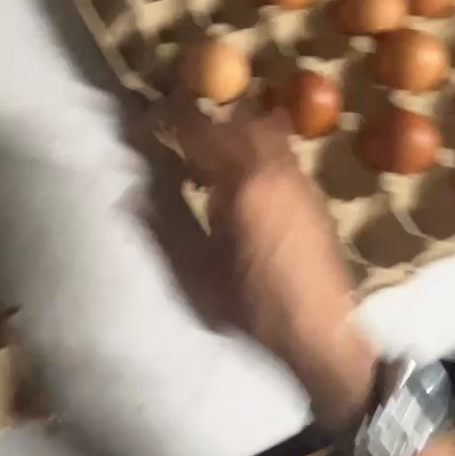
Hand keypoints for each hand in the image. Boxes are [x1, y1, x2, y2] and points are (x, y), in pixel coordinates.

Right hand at [147, 93, 376, 427]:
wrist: (324, 335)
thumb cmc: (255, 306)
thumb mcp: (197, 273)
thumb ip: (162, 226)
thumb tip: (130, 194)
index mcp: (241, 183)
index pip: (199, 132)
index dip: (169, 121)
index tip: (145, 123)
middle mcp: (273, 169)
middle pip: (232, 121)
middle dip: (199, 120)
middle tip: (173, 131)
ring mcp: (297, 178)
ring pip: (261, 129)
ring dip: (229, 130)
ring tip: (206, 150)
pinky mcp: (311, 193)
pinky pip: (278, 149)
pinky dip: (253, 146)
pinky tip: (240, 176)